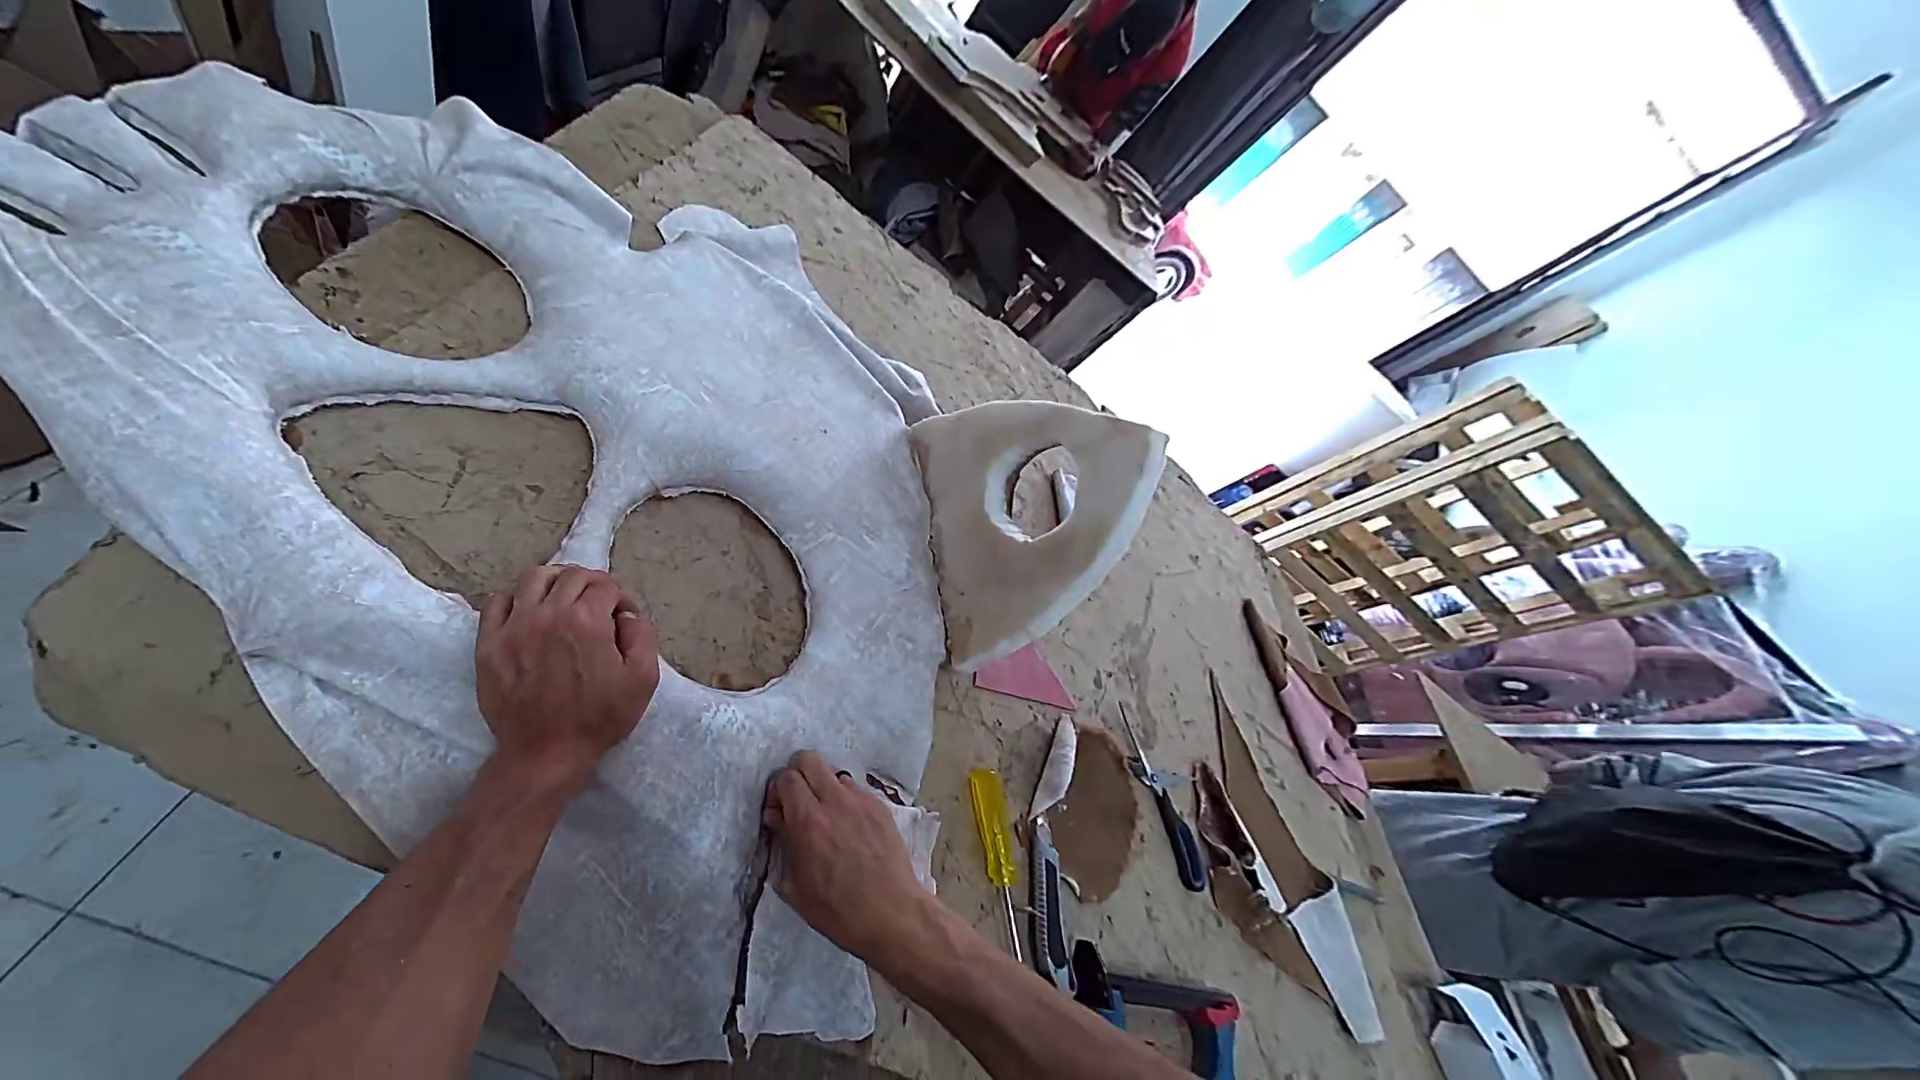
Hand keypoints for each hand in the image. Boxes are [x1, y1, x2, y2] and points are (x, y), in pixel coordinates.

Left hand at [476, 564, 659, 796]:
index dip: (622, 597)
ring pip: (534, 577)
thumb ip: (643, 636)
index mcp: (587, 621)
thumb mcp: (643, 678)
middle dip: (594, 584)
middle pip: (572, 575)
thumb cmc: (600, 717)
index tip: (624, 618)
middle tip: (600, 606)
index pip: (606, 585)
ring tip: (565, 599)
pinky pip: (498, 601)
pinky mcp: (488, 644)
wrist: (545, 752)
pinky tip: (531, 613)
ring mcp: (513, 627)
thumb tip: (627, 616)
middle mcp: (548, 615)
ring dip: (556, 581)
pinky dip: (518, 598)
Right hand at [763, 751, 934, 967]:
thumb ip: (783, 843)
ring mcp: (861, 801)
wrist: (891, 912)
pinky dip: (844, 799)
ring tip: (824, 816)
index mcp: (809, 822)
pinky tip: (847, 826)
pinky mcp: (880, 806)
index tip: (778, 811)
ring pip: (833, 772)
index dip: (777, 791)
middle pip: (808, 759)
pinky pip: (855, 789)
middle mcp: (835, 802)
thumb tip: (777, 817)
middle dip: (796, 775)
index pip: (786, 778)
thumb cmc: (838, 910)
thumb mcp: (795, 886)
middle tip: (797, 803)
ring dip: (822, 787)